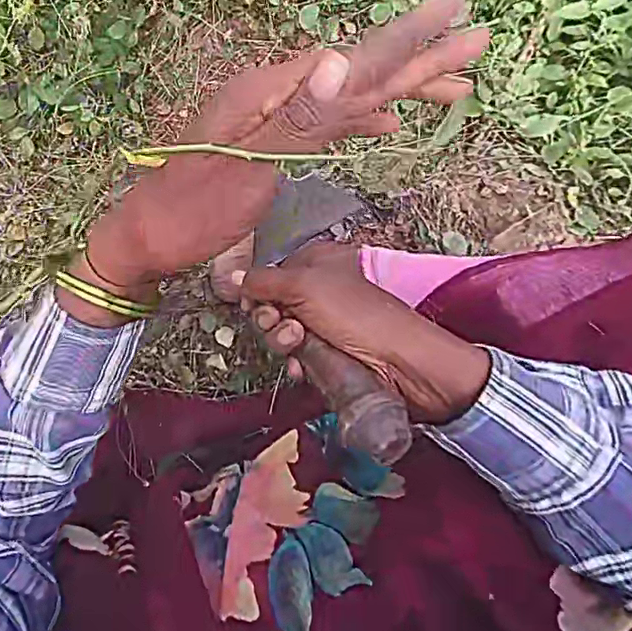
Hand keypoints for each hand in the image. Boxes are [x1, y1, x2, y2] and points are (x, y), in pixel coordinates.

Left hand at [81, 0, 486, 296]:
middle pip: (353, 71)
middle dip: (414, 63)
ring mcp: (265, 115)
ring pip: (342, 95)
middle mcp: (267, 93)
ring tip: (450, 88)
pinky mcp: (264, 139)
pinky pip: (322, 120)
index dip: (408, 39)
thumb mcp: (246, 168)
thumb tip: (345, 59)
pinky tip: (383, 119)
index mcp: (264, 91)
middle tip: (474, 49)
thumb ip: (298, 118)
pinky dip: (357, 116)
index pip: (351, 59)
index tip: (458, 11)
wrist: (144, 238)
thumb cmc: (190, 212)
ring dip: (394, 91)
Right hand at [230, 242, 491, 422]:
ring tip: (300, 344)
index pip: (267, 272)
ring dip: (281, 341)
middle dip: (269, 317)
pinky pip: (294, 356)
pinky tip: (302, 368)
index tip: (254, 303)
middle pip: (268, 303)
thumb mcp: (304, 286)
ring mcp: (321, 322)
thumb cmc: (358, 315)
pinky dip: (295, 362)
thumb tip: (227, 275)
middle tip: (284, 325)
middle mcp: (316, 289)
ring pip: (278, 331)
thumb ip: (261, 280)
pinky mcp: (326, 352)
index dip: (256, 290)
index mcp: (314, 262)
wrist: (404, 365)